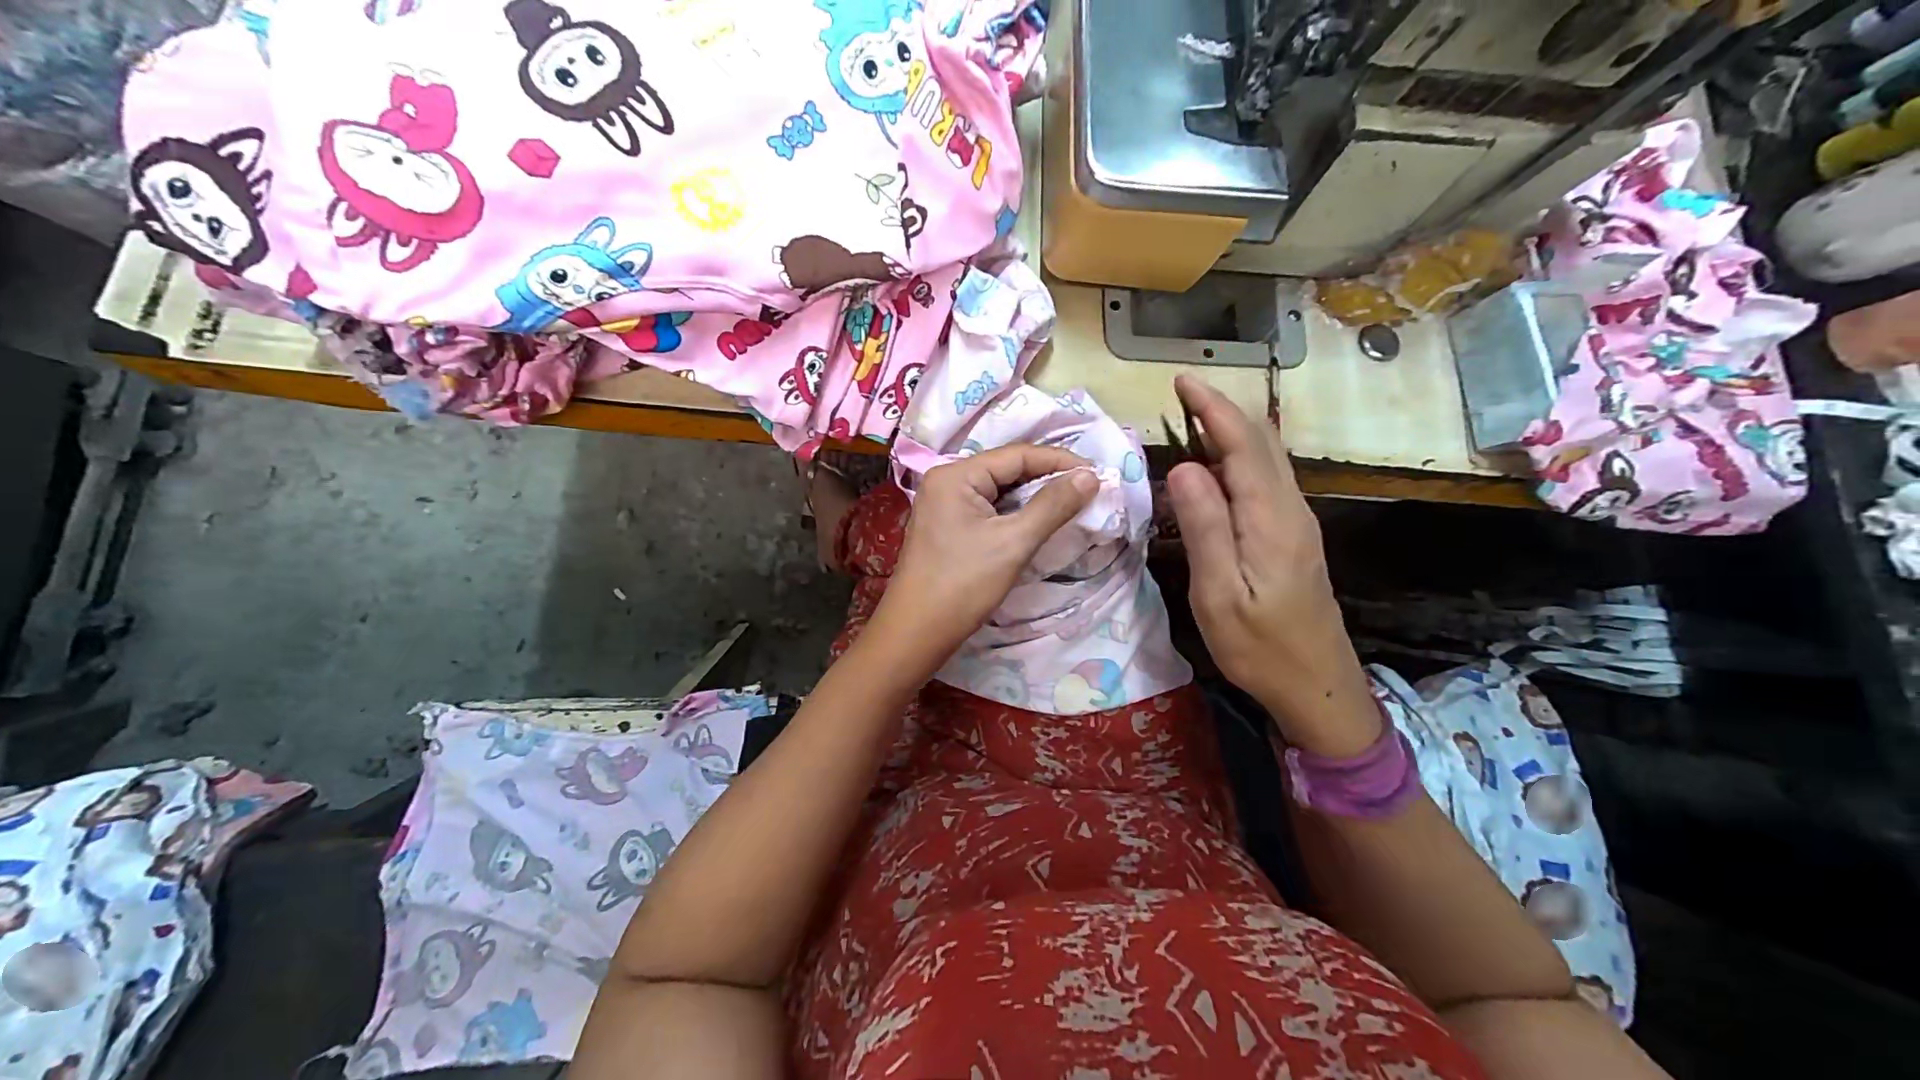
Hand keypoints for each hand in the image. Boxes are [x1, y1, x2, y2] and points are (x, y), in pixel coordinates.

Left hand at [867, 444, 1098, 679]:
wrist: (916, 632)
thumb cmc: (963, 584)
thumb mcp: (1014, 542)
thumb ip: (1053, 505)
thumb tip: (1091, 476)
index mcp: (956, 475)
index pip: (1017, 455)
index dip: (1060, 461)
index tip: (1098, 474)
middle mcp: (946, 481)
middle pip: (1007, 469)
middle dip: (1048, 478)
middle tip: (1089, 489)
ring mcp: (944, 504)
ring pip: (999, 490)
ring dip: (1034, 496)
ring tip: (1072, 503)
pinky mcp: (947, 527)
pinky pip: (988, 508)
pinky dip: (1016, 513)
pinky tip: (1039, 521)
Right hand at [1165, 376, 1380, 756]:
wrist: (1318, 685)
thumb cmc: (1260, 646)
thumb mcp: (1219, 592)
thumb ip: (1205, 526)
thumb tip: (1183, 466)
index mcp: (1271, 517)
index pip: (1241, 443)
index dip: (1212, 406)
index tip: (1180, 379)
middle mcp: (1290, 508)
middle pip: (1260, 441)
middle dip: (1222, 409)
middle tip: (1181, 394)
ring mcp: (1296, 521)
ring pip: (1266, 459)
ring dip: (1231, 432)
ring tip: (1191, 422)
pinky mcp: (1293, 537)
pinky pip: (1265, 480)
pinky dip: (1238, 459)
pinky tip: (1216, 470)